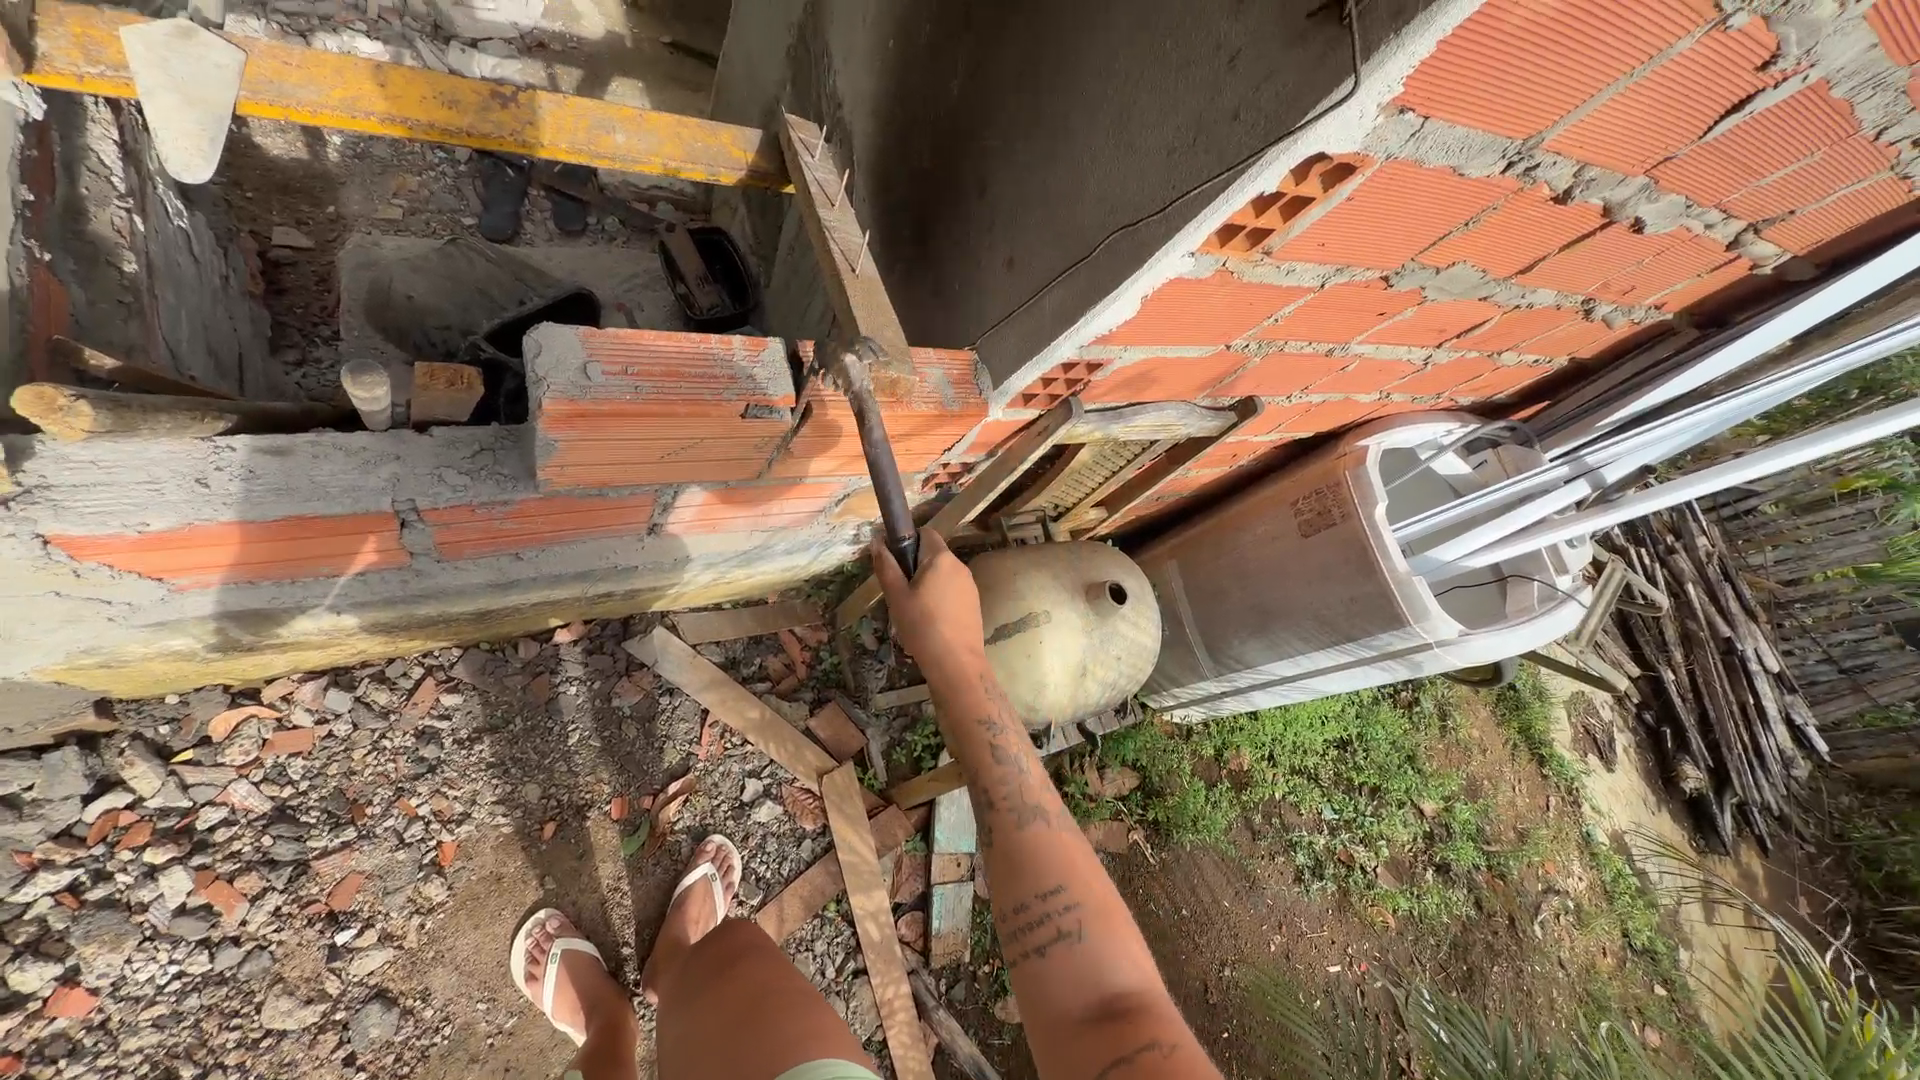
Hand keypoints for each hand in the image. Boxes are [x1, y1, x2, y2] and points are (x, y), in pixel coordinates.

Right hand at [870, 528, 985, 677]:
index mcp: (941, 558)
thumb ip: (886, 566)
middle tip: (899, 593)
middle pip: (933, 555)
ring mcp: (970, 585)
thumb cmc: (922, 626)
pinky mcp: (974, 603)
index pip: (925, 533)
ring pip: (942, 575)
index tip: (895, 563)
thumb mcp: (896, 596)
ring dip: (926, 584)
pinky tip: (929, 621)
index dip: (908, 541)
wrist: (955, 663)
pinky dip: (939, 599)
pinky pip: (951, 591)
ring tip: (913, 611)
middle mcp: (960, 566)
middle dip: (915, 567)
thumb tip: (877, 541)